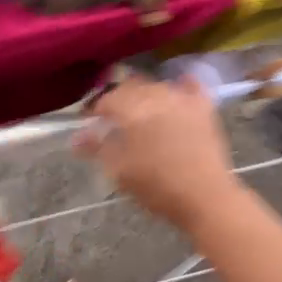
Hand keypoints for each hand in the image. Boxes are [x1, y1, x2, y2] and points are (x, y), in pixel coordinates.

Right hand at [76, 75, 242, 226]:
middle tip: (114, 118)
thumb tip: (77, 137)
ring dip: (146, 94)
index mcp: (131, 109)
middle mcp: (156, 95)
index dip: (95, 109)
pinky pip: (189, 86)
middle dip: (120, 98)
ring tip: (143, 112)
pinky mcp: (204, 107)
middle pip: (131, 87)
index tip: (90, 122)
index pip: (106, 99)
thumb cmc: (156, 186)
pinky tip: (176, 93)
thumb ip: (96, 148)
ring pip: (158, 85)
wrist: (204, 196)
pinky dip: (180, 86)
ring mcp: (182, 99)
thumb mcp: (119, 170)